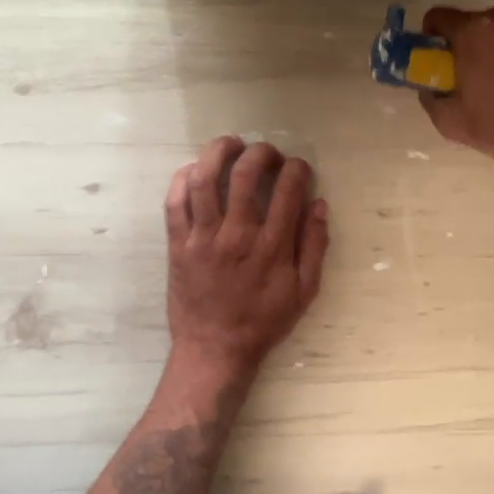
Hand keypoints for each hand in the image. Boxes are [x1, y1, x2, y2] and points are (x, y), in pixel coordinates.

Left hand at [163, 136, 328, 375]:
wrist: (215, 349)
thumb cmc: (263, 322)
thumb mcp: (304, 291)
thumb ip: (314, 246)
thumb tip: (319, 204)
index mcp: (272, 246)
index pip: (288, 189)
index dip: (296, 168)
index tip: (298, 167)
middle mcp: (237, 235)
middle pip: (244, 174)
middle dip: (260, 152)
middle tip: (267, 153)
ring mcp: (203, 238)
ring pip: (204, 179)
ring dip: (218, 152)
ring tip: (231, 144)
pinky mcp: (178, 244)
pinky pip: (174, 202)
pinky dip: (183, 178)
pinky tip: (196, 169)